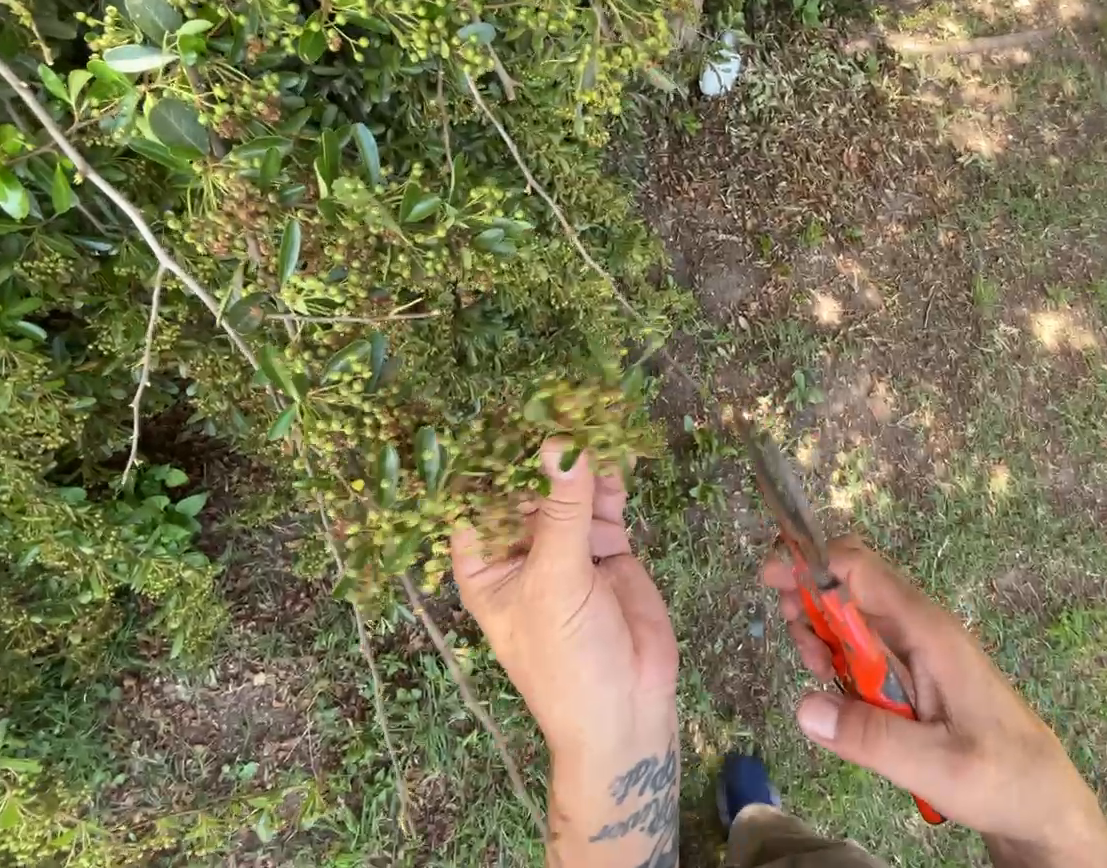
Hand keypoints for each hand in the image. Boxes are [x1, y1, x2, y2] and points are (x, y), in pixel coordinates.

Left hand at [452, 439, 678, 866]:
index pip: (477, 497)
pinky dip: (612, 475)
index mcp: (485, 562)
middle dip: (543, 448)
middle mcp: (521, 546)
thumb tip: (560, 442)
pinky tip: (618, 447)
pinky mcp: (607, 542)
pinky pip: (605, 499)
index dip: (487, 456)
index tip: (501, 407)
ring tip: (594, 412)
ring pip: (569, 487)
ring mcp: (566, 543)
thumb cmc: (566, 659)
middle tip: (560, 398)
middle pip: (528, 484)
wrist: (629, 708)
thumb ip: (562, 511)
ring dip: (581, 455)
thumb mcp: (555, 583)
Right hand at [763, 536, 1106, 867]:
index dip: (812, 560)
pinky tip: (838, 691)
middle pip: (847, 581)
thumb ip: (872, 738)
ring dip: (819, 631)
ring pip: (849, 612)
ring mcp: (912, 646)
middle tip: (799, 646)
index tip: (772, 576)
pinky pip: (859, 645)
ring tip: (819, 675)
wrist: (1046, 806)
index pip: (860, 566)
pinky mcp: (908, 669)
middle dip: (808, 597)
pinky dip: (835, 656)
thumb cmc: (1004, 778)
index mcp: (927, 628)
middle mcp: (916, 625)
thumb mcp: (940, 767)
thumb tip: (804, 707)